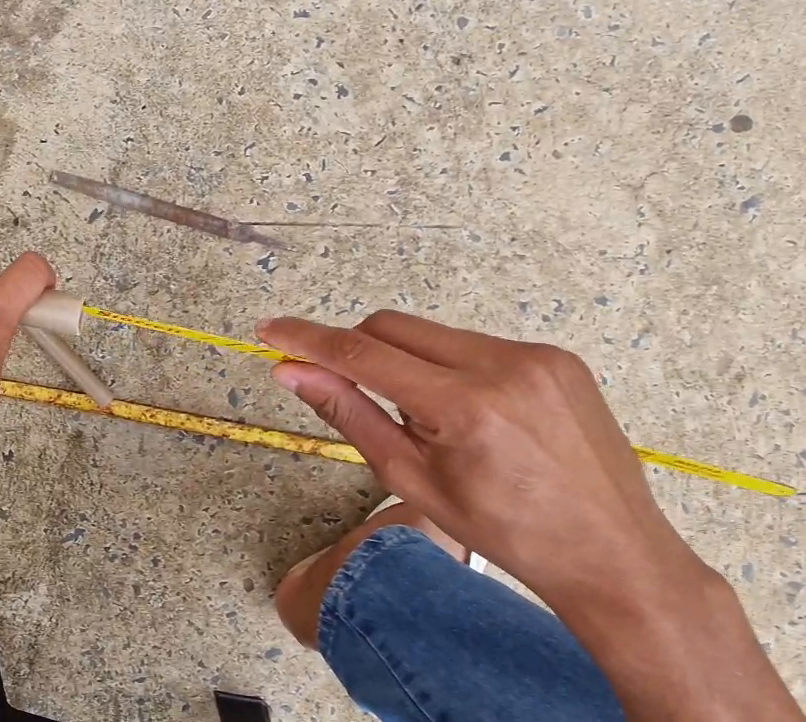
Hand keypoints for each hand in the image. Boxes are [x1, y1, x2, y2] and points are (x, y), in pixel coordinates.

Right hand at [258, 311, 702, 601]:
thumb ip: (346, 412)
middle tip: (344, 387)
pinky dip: (444, 365)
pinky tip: (465, 411)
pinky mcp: (557, 358)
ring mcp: (537, 357)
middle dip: (354, 349)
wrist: (617, 558)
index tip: (268, 330)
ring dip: (401, 360)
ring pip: (428, 334)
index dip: (306, 339)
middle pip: (389, 327)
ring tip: (422, 415)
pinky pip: (469, 343)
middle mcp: (504, 366)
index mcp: (465, 406)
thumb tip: (289, 372)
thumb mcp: (409, 477)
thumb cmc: (505, 531)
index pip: (361, 353)